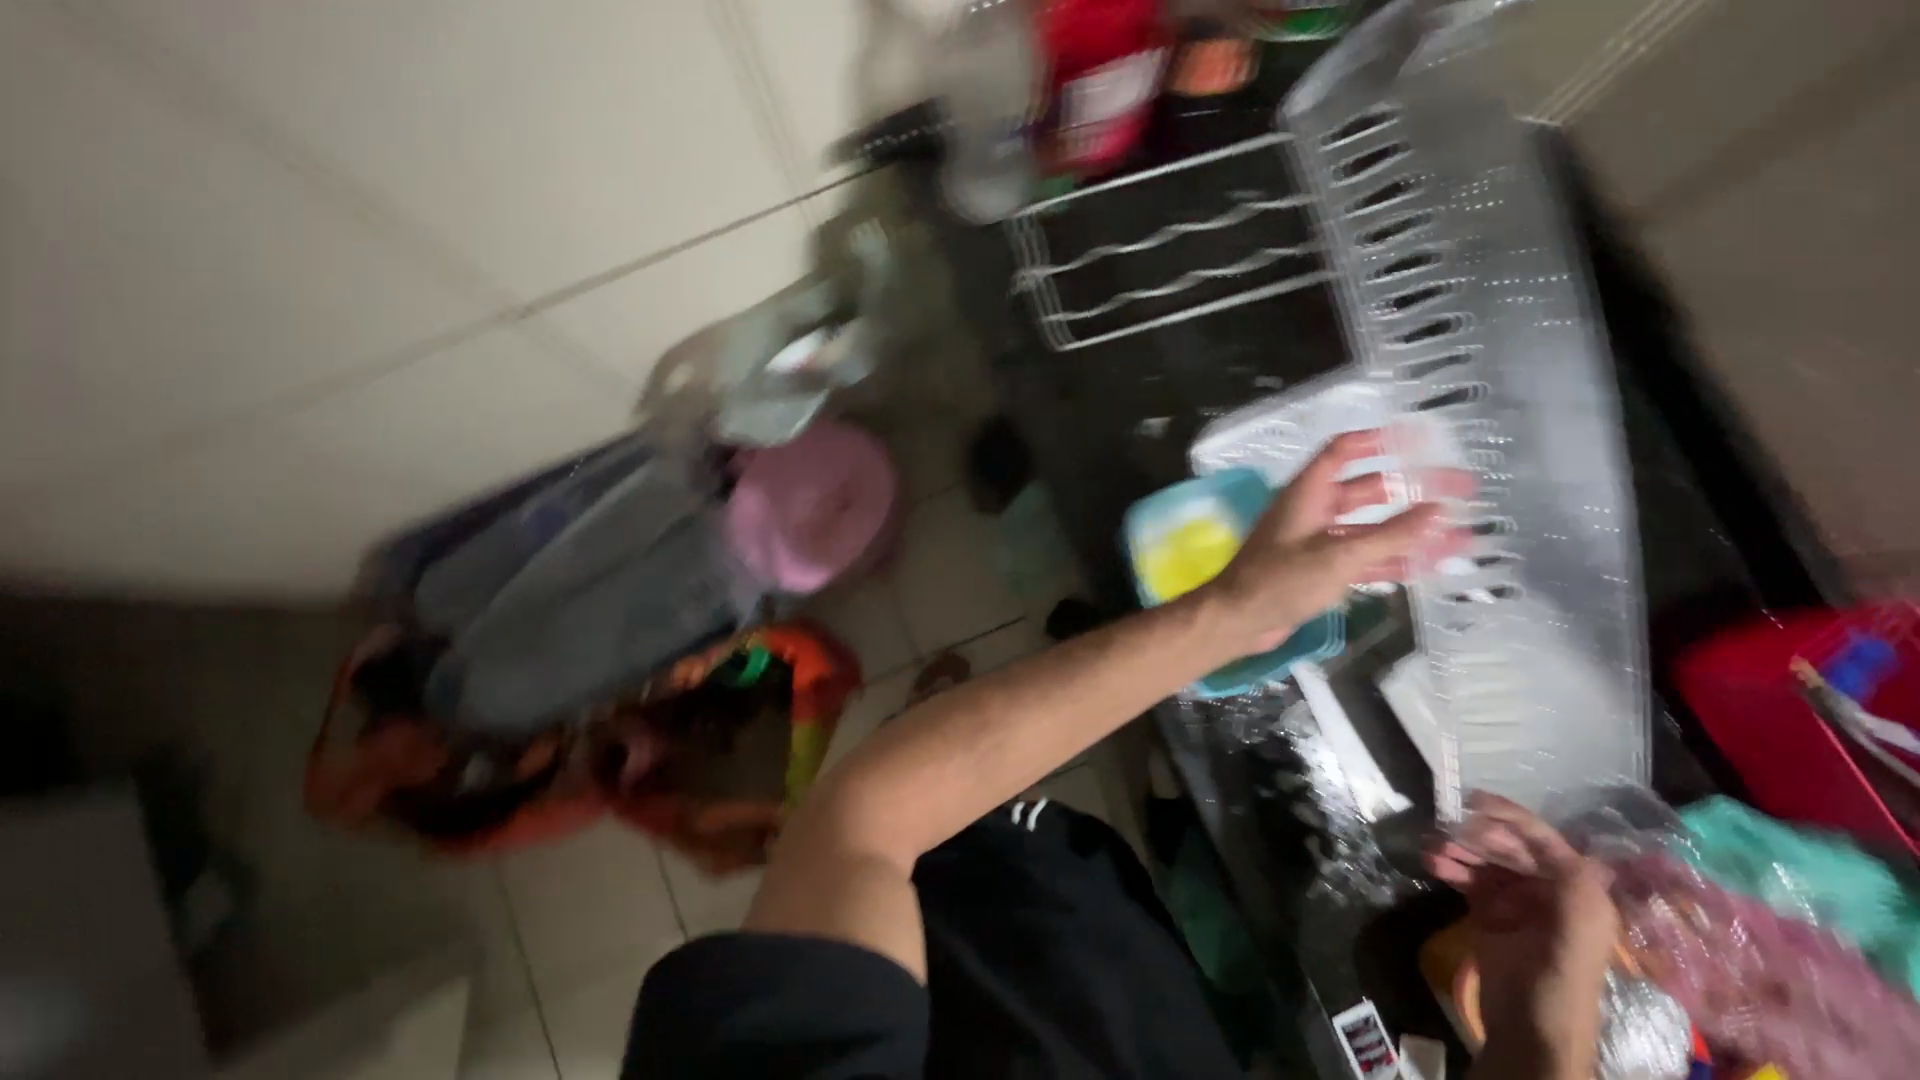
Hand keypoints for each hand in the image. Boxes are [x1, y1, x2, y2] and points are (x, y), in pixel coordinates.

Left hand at [1201, 429, 1456, 655]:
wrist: (1238, 620)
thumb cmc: (1280, 581)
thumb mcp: (1339, 556)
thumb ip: (1390, 535)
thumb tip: (1439, 510)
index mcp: (1307, 493)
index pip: (1342, 451)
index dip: (1377, 440)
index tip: (1418, 438)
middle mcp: (1312, 511)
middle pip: (1365, 489)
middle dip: (1409, 488)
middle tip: (1458, 489)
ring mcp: (1315, 541)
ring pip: (1369, 528)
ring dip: (1408, 529)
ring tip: (1457, 531)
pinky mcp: (1318, 569)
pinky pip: (1361, 556)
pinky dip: (1391, 558)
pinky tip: (1428, 564)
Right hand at [1429, 793, 1618, 1079]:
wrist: (1528, 1034)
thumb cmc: (1558, 988)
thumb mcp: (1574, 943)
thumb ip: (1576, 896)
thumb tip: (1572, 853)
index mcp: (1577, 893)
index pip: (1545, 842)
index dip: (1512, 818)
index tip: (1474, 801)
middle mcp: (1548, 890)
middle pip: (1509, 847)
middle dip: (1477, 835)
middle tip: (1445, 831)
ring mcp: (1516, 901)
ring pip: (1485, 859)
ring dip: (1458, 849)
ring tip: (1432, 849)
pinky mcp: (1489, 912)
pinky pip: (1468, 877)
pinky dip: (1450, 867)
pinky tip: (1431, 864)